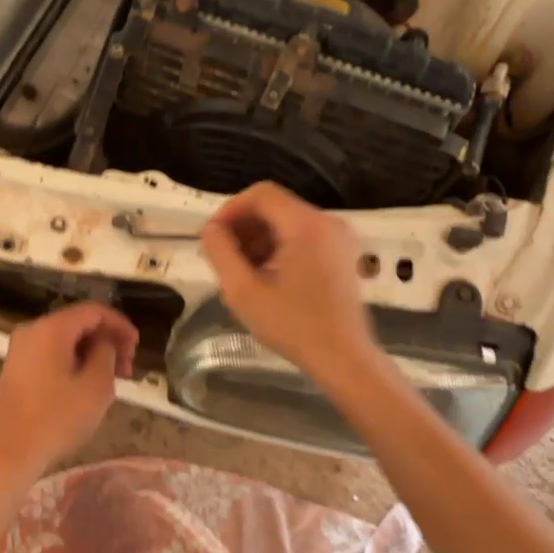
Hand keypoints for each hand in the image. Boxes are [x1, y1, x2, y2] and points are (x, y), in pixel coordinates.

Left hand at [0, 302, 138, 478]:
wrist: (9, 453)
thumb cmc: (56, 419)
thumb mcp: (95, 386)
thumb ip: (107, 354)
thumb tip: (105, 342)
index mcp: (50, 329)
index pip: (93, 311)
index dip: (120, 324)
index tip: (138, 345)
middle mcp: (32, 331)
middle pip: (78, 324)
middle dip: (107, 341)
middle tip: (128, 368)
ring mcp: (21, 350)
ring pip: (65, 341)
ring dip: (92, 354)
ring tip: (114, 380)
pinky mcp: (17, 369)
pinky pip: (52, 355)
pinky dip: (74, 362)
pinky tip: (89, 385)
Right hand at [200, 182, 378, 380]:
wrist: (342, 358)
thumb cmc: (292, 325)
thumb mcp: (242, 291)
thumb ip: (220, 252)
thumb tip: (211, 230)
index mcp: (305, 225)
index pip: (260, 194)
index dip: (230, 210)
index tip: (212, 237)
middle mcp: (327, 222)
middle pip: (274, 207)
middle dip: (244, 227)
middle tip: (223, 258)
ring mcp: (338, 238)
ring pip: (287, 222)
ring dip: (259, 239)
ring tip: (242, 271)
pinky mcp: (341, 254)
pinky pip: (303, 237)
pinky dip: (279, 248)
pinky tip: (265, 277)